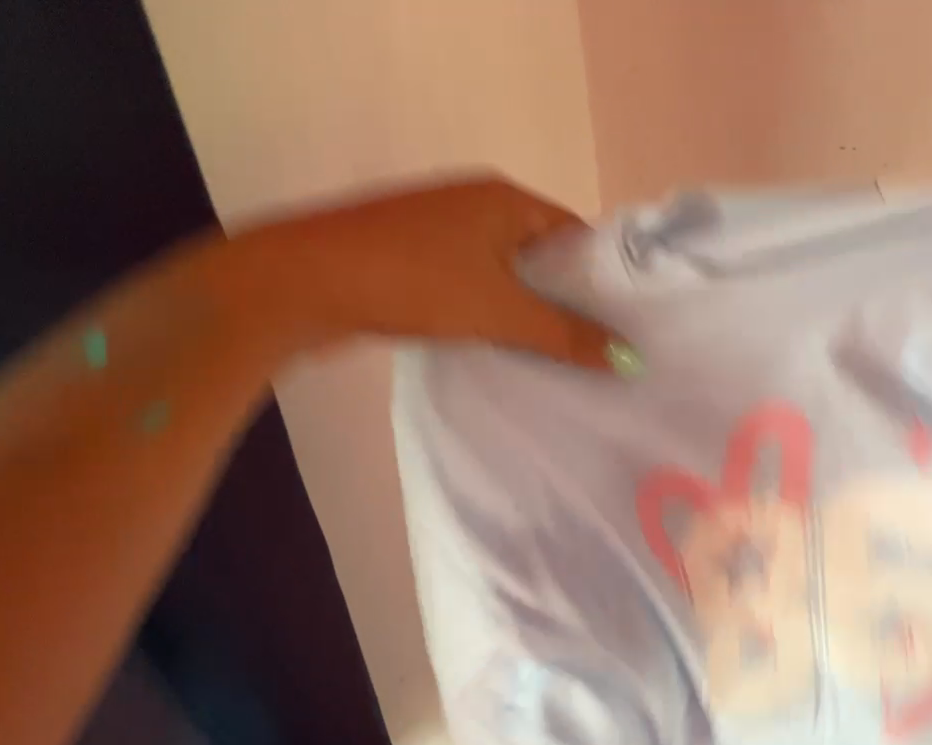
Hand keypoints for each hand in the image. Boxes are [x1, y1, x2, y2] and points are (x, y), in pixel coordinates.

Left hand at [226, 176, 617, 369]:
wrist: (301, 284)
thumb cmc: (414, 282)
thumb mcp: (502, 312)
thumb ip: (567, 337)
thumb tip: (630, 360)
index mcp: (505, 198)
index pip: (576, 234)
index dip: (604, 279)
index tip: (625, 326)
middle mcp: (476, 203)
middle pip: (543, 255)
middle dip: (569, 301)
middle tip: (601, 349)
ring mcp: (439, 228)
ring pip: (506, 273)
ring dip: (529, 311)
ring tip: (563, 357)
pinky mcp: (412, 258)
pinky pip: (474, 284)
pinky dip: (493, 313)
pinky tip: (505, 349)